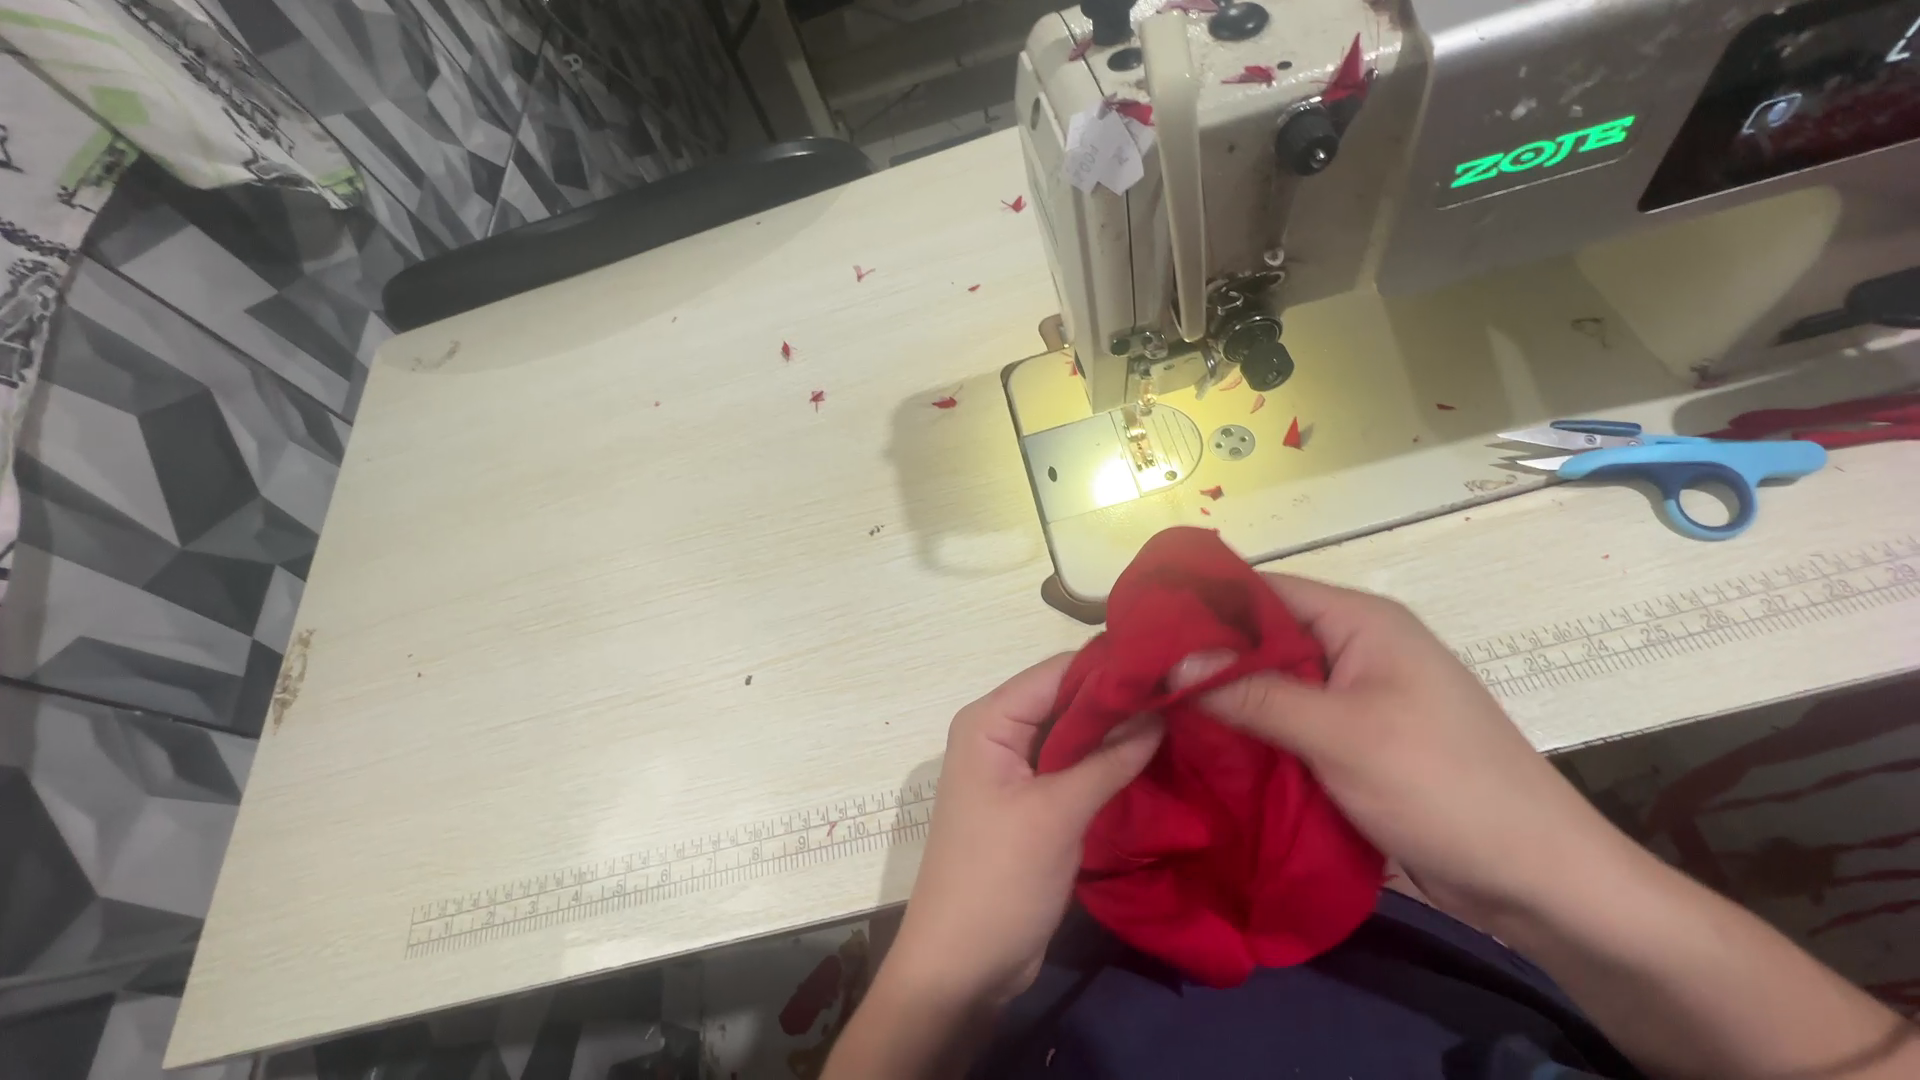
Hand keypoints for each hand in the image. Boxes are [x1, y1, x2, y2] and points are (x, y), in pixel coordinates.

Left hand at [886, 653, 1163, 1006]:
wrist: (962, 967)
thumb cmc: (998, 880)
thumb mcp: (1057, 815)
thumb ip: (1109, 760)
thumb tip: (1162, 711)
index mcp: (989, 721)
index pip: (1057, 671)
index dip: (1112, 666)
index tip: (1174, 662)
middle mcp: (999, 733)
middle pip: (1067, 699)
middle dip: (1121, 698)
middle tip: (1188, 690)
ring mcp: (1016, 769)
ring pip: (1075, 733)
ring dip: (1119, 730)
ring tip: (1184, 716)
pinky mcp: (1034, 801)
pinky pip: (1074, 765)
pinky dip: (1109, 761)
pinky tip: (1155, 756)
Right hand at [1168, 575, 1623, 926]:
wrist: (1539, 879)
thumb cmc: (1444, 787)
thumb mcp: (1340, 735)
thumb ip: (1252, 694)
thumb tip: (1169, 661)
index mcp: (1361, 622)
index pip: (1263, 590)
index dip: (1201, 604)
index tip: (1136, 630)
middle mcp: (1356, 648)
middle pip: (1263, 637)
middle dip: (1204, 656)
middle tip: (1133, 676)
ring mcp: (1356, 696)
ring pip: (1271, 683)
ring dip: (1223, 698)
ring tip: (1152, 709)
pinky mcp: (1354, 740)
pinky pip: (1288, 722)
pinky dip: (1250, 731)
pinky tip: (1203, 746)